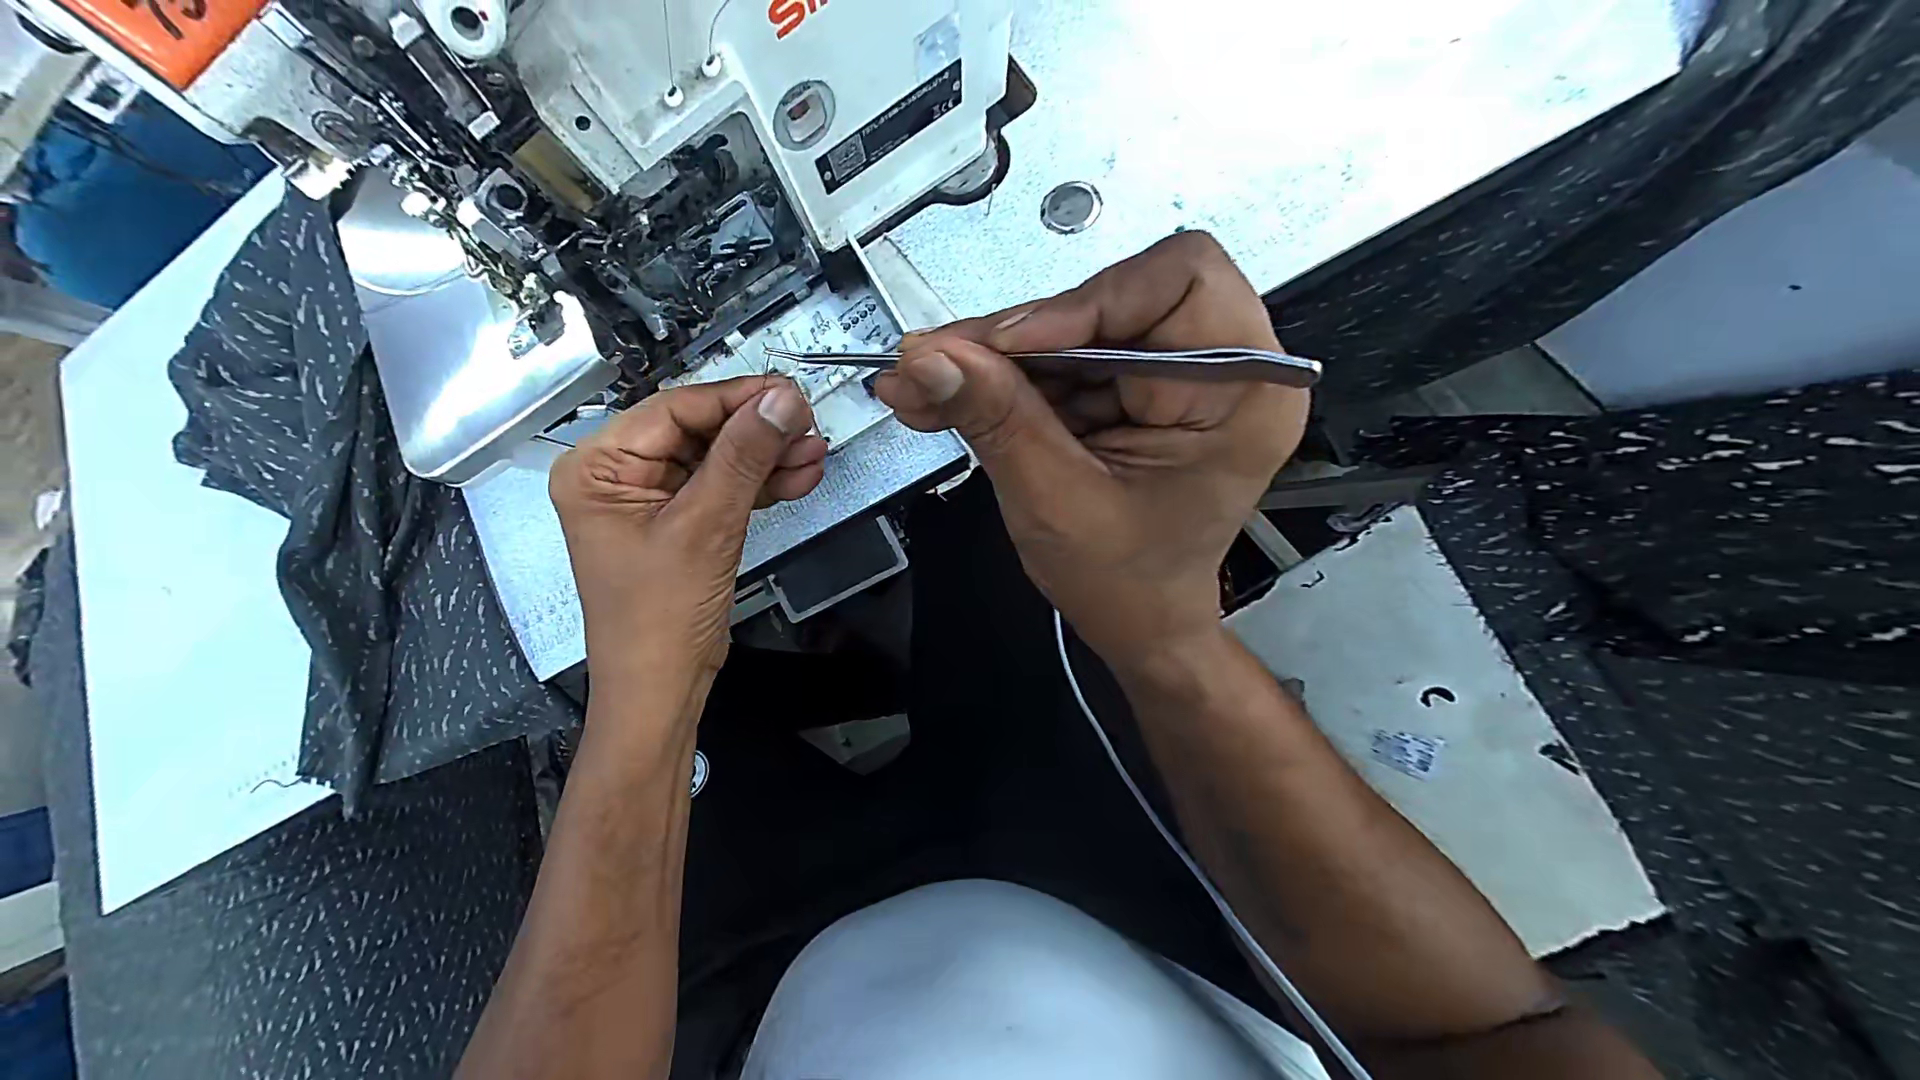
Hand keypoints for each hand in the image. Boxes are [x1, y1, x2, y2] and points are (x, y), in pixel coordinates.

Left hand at [549, 377, 827, 710]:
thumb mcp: (705, 526)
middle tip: (806, 423)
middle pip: (702, 431)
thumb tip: (780, 401)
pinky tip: (799, 477)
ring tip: (813, 452)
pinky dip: (763, 484)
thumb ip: (744, 457)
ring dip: (769, 457)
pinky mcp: (685, 522)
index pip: (675, 409)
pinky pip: (727, 488)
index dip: (736, 399)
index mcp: (598, 468)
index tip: (788, 394)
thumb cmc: (658, 617)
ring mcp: (656, 500)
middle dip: (758, 431)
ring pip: (721, 459)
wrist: (663, 687)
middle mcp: (622, 477)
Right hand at [872, 232, 1307, 665]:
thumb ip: (998, 419)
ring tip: (935, 390)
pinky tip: (959, 398)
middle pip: (1113, 297)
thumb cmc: (1130, 583)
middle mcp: (1222, 374)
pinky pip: (1063, 357)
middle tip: (947, 363)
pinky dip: (1006, 378)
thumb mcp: (1057, 502)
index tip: (1006, 344)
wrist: (1139, 619)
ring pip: (1073, 326)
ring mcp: (1174, 378)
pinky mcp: (1134, 388)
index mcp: (1243, 398)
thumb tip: (937, 357)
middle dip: (1020, 337)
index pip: (1178, 280)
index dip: (1084, 301)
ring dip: (998, 360)